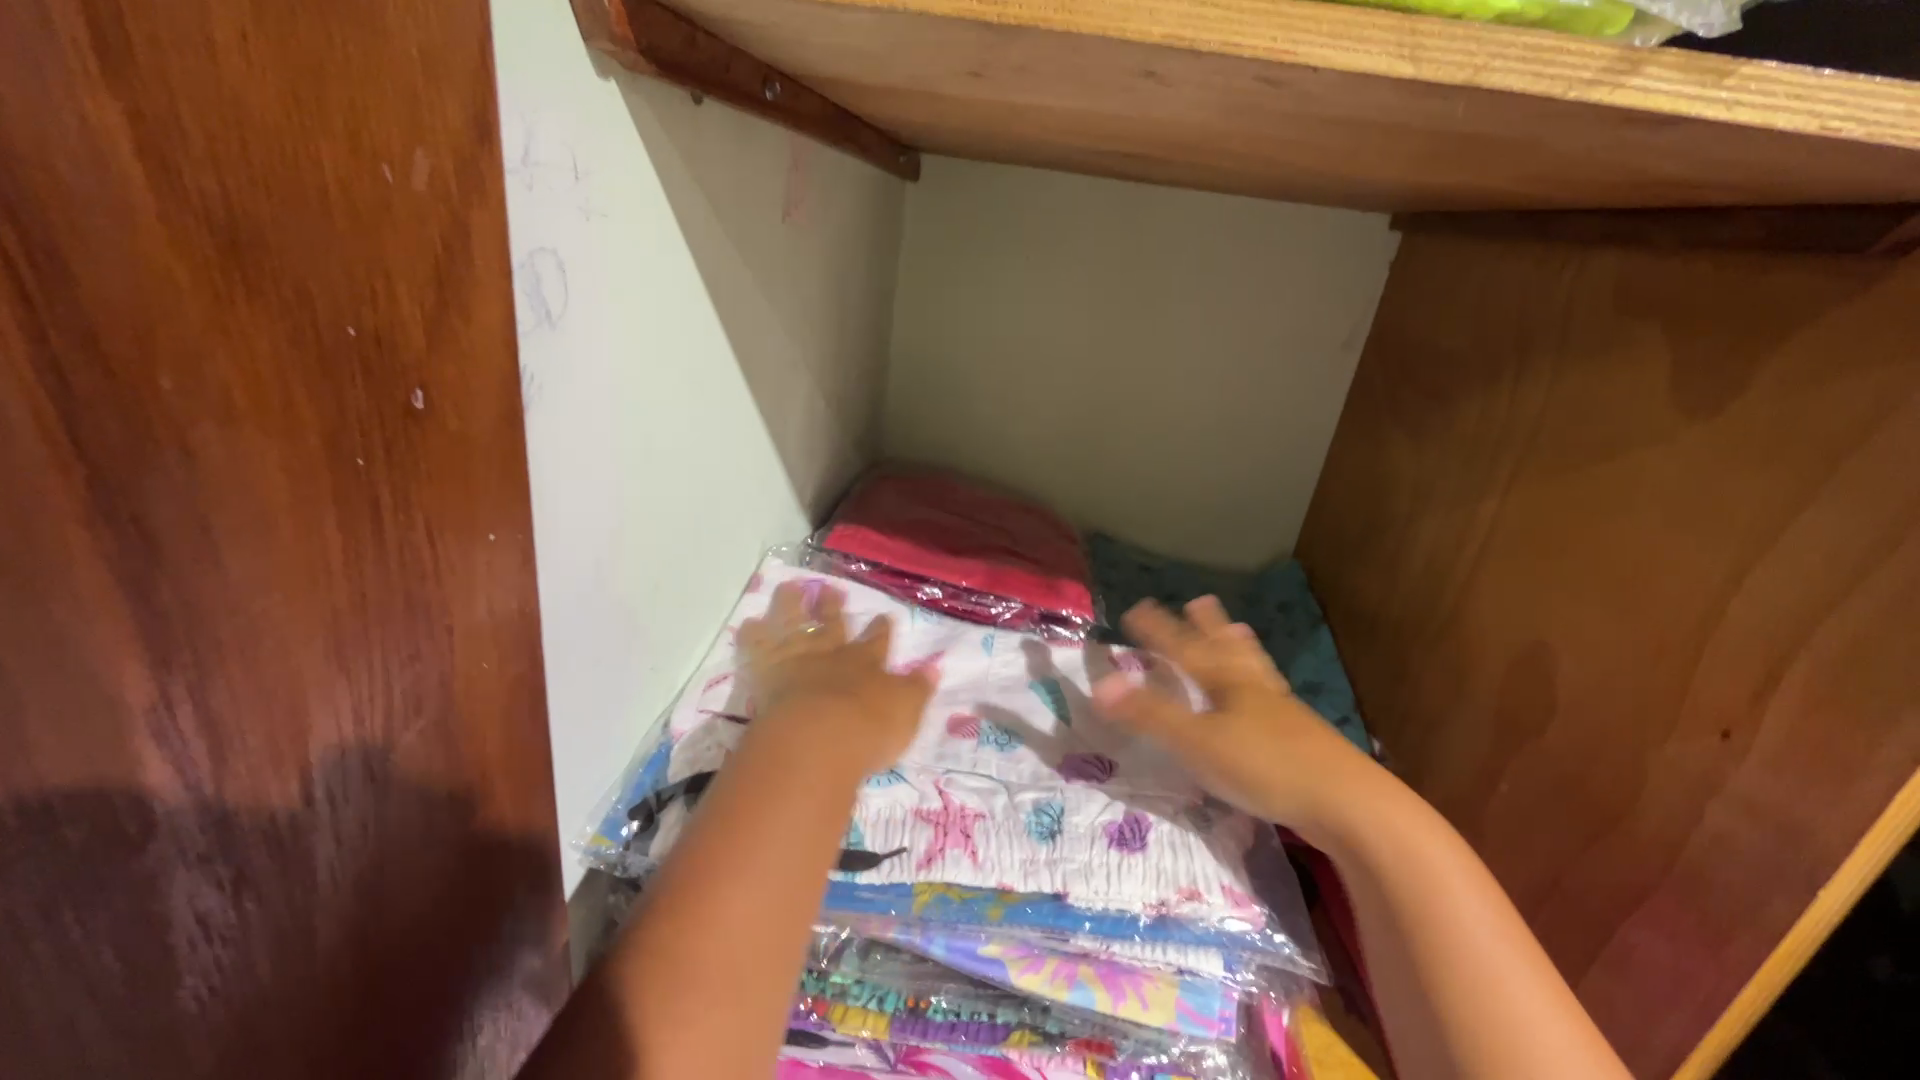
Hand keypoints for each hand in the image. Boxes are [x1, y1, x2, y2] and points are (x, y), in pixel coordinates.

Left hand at [736, 580, 934, 779]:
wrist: (818, 737)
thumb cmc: (868, 729)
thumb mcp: (906, 711)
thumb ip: (917, 689)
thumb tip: (934, 669)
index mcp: (868, 664)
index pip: (877, 642)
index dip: (880, 629)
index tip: (884, 616)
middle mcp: (833, 655)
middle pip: (832, 626)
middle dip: (833, 608)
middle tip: (831, 590)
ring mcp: (797, 659)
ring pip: (794, 625)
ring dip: (791, 605)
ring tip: (789, 587)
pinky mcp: (767, 672)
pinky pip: (757, 649)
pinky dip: (752, 636)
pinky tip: (749, 624)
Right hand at [1092, 596, 1373, 826]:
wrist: (1348, 803)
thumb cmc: (1265, 767)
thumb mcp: (1197, 743)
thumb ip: (1151, 715)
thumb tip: (1100, 683)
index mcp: (1227, 685)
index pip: (1185, 650)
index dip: (1160, 631)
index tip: (1139, 607)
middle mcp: (1255, 690)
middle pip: (1227, 650)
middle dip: (1208, 628)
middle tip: (1200, 602)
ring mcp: (1283, 713)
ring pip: (1256, 671)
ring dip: (1241, 650)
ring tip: (1240, 633)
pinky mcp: (1301, 739)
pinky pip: (1273, 698)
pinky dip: (1264, 687)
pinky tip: (1270, 698)